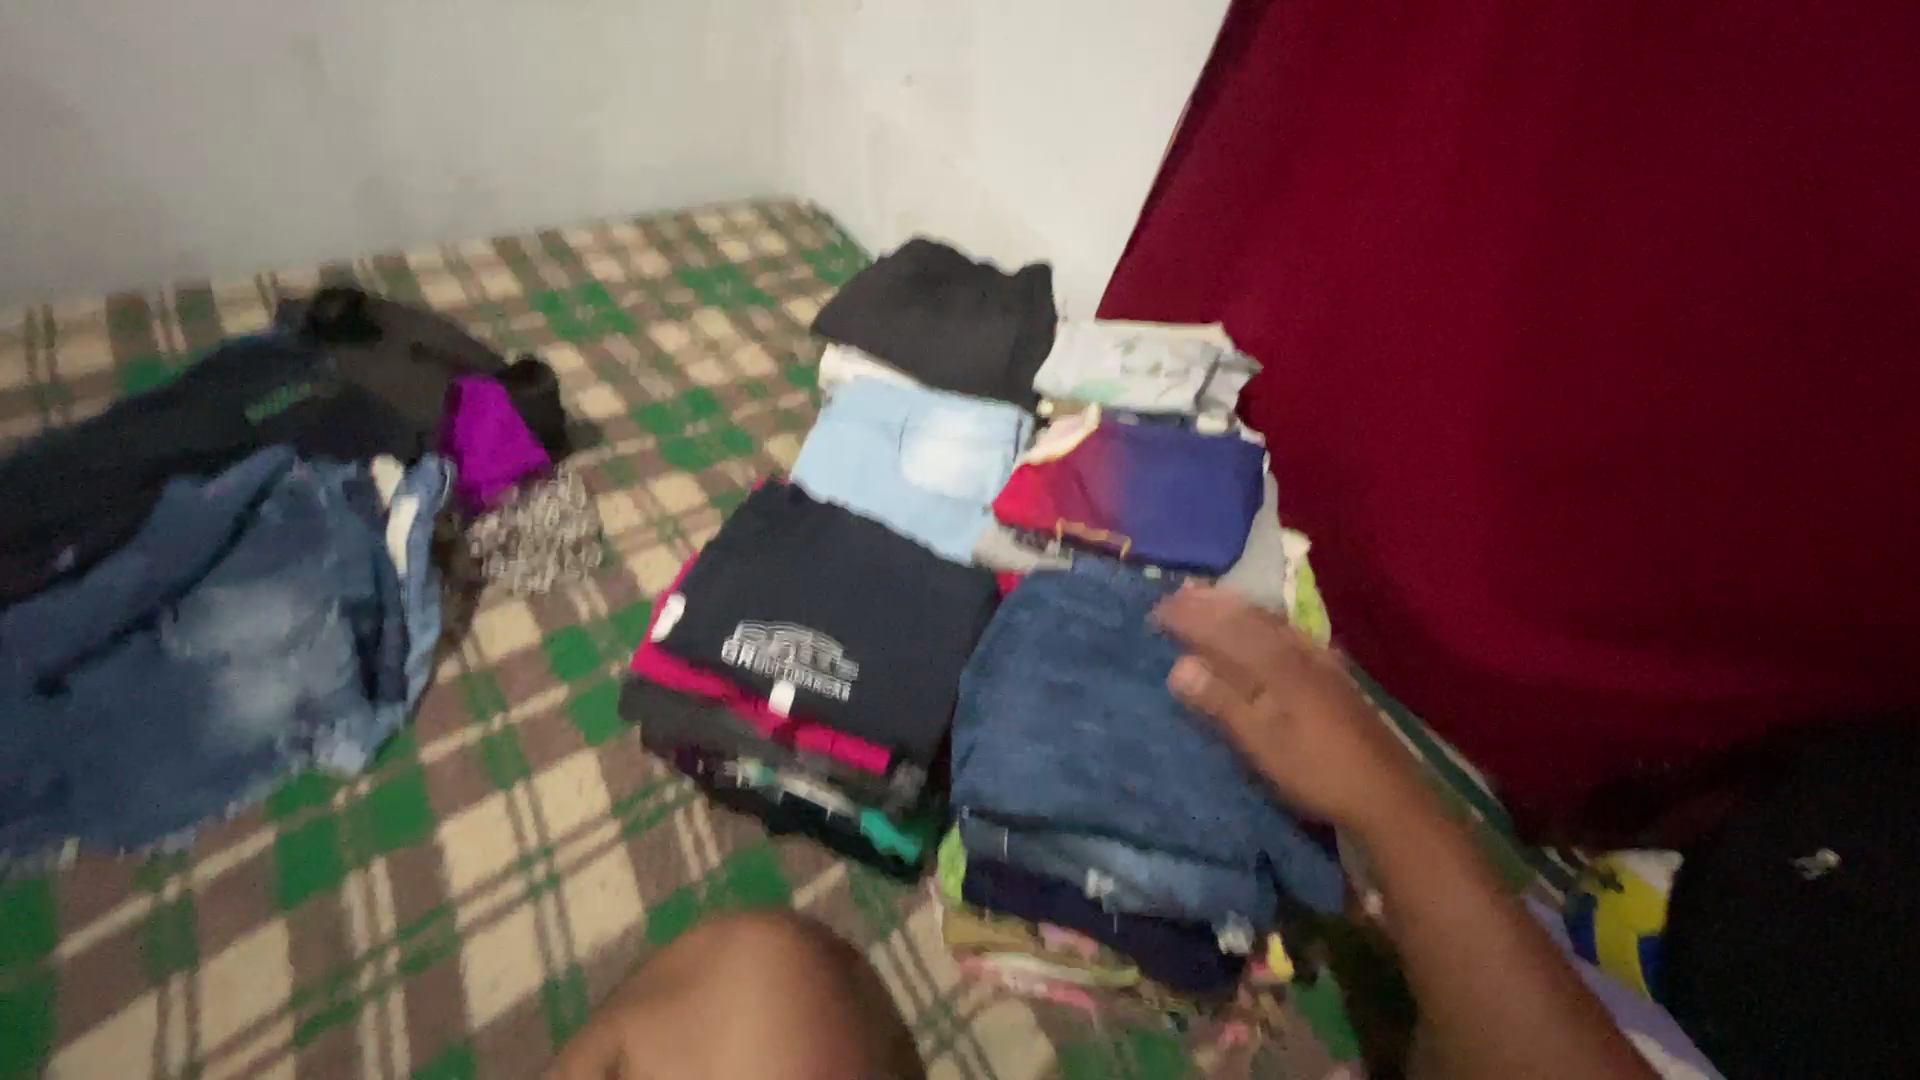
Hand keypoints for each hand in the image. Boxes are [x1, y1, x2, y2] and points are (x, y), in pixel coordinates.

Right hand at [1153, 584, 1427, 831]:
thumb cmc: (1316, 771)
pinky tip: (1268, 627)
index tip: (1156, 611)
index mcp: (1277, 666)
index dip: (1190, 618)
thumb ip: (1221, 701)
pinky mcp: (1333, 676)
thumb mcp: (1261, 742)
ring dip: (1238, 607)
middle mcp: (1298, 653)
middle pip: (1250, 618)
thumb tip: (1177, 666)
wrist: (1387, 796)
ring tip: (1213, 599)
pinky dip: (1266, 622)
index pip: (1224, 630)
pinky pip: (1289, 634)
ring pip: (1272, 622)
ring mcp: (1320, 663)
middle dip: (1212, 604)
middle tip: (1180, 593)